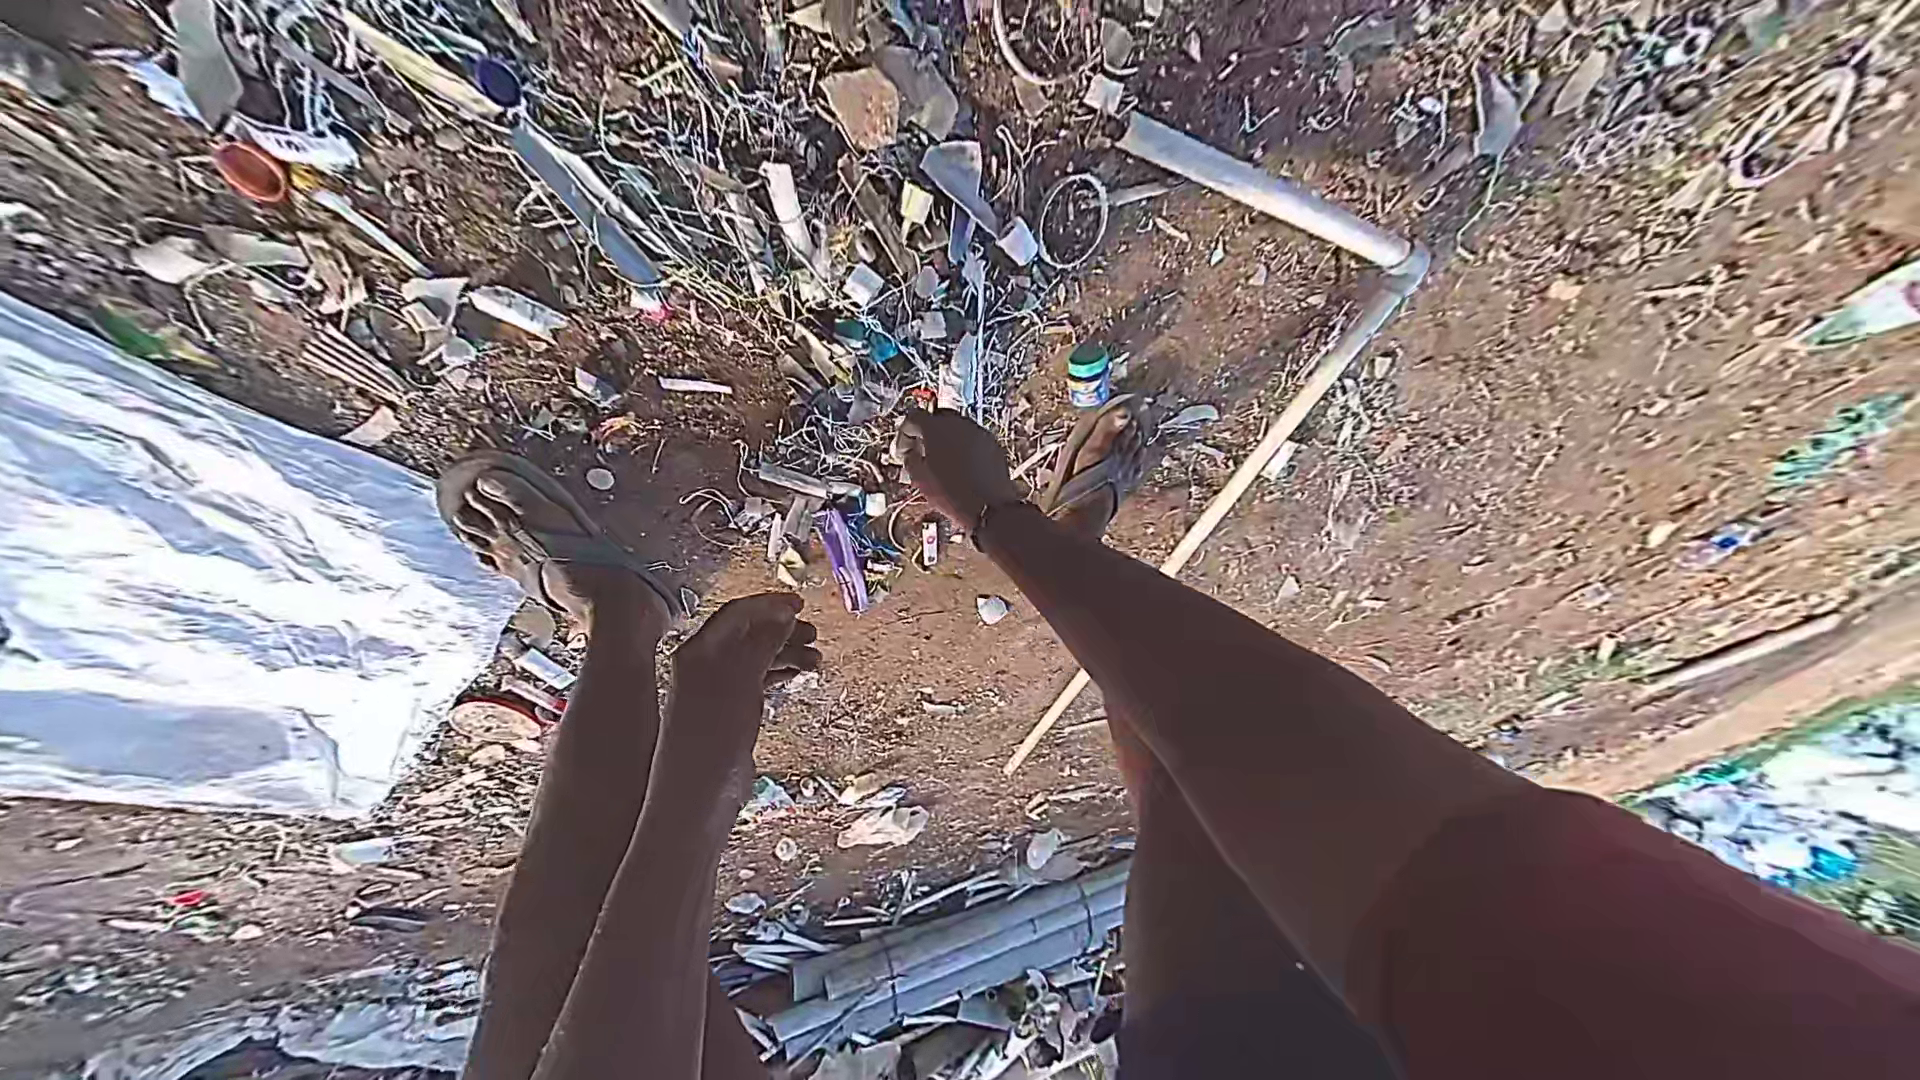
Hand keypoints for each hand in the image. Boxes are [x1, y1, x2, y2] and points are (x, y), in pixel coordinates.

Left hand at [666, 593, 819, 766]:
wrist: (698, 797)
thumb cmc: (716, 735)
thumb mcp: (742, 682)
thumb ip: (762, 644)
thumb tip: (784, 613)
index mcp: (699, 652)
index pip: (737, 614)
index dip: (769, 606)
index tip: (801, 605)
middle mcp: (705, 665)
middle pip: (748, 634)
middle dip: (782, 629)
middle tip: (814, 633)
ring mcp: (717, 689)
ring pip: (756, 657)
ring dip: (785, 652)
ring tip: (815, 659)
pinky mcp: (729, 711)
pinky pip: (758, 679)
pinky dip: (779, 673)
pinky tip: (799, 675)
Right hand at [893, 408, 1023, 527]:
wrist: (988, 508)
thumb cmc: (953, 494)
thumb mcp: (919, 478)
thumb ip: (910, 457)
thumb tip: (910, 452)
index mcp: (936, 428)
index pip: (913, 417)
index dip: (904, 435)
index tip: (903, 451)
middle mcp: (958, 423)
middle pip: (935, 418)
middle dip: (926, 434)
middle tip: (920, 453)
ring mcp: (978, 432)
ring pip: (955, 428)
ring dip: (945, 440)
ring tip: (940, 463)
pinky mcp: (992, 444)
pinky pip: (971, 439)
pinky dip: (962, 448)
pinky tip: (959, 468)